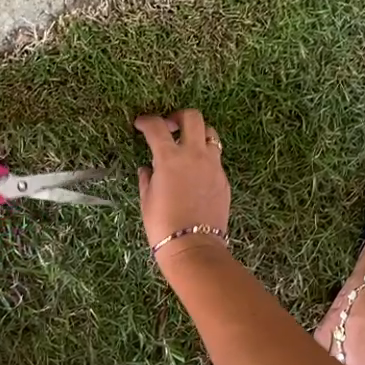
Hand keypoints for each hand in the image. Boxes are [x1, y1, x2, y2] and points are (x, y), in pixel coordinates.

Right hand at [135, 109, 230, 261]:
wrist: (193, 247)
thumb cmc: (162, 225)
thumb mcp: (147, 199)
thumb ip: (147, 178)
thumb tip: (148, 168)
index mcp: (169, 158)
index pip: (156, 126)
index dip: (146, 121)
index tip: (140, 124)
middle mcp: (194, 155)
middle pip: (193, 117)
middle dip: (179, 116)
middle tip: (170, 126)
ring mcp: (213, 165)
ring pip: (210, 134)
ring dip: (197, 134)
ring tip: (187, 146)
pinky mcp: (224, 179)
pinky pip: (215, 159)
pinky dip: (205, 158)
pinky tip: (195, 173)